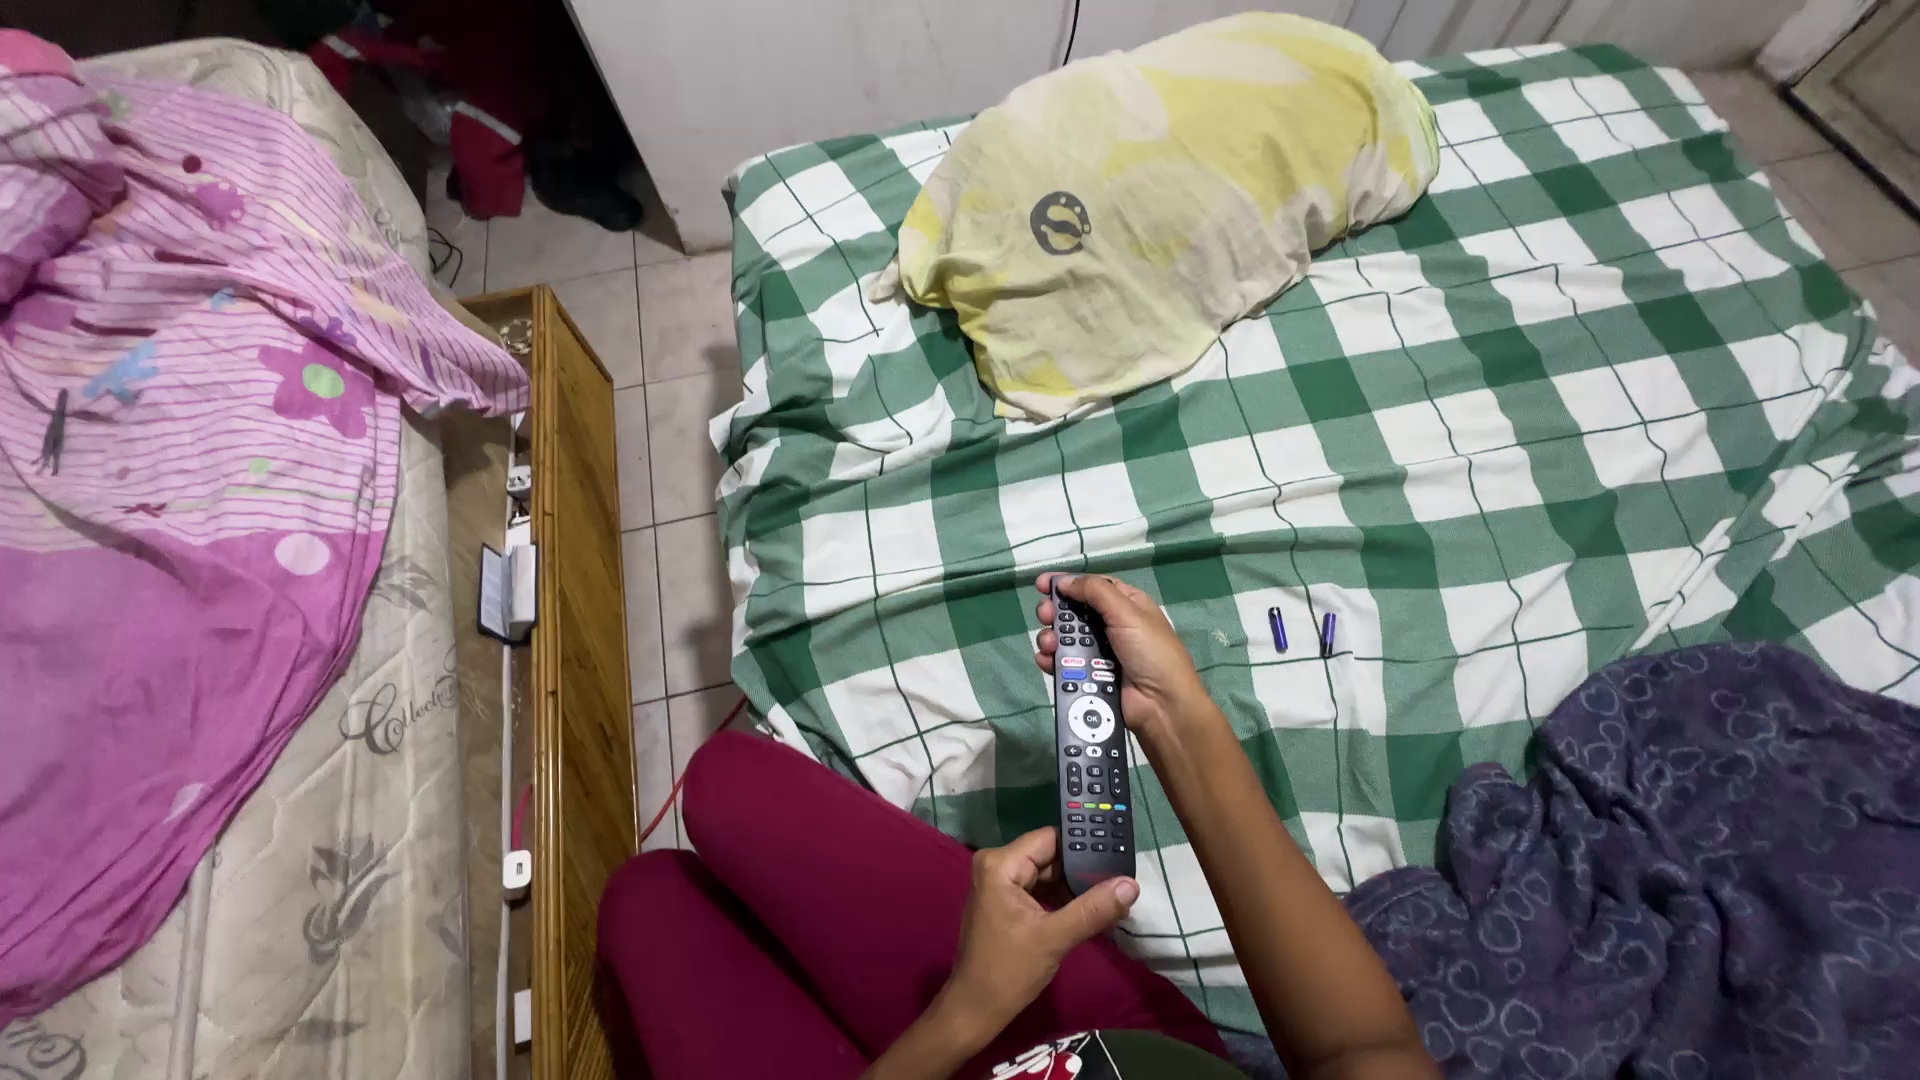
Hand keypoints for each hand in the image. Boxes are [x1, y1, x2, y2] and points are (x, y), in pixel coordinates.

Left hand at [943, 828, 1138, 1033]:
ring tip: (1112, 898)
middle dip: (1082, 871)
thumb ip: (1093, 909)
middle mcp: (997, 864)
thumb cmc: (1009, 971)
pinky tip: (1091, 911)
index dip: (1083, 846)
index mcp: (1001, 863)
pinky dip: (1063, 900)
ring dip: (1075, 888)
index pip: (1050, 839)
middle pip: (1049, 856)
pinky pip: (1039, 889)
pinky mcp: (1005, 900)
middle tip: (1120, 880)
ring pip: (1047, 874)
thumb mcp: (1055, 938)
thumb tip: (1131, 884)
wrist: (976, 1009)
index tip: (1116, 854)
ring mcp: (1000, 882)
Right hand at [1034, 572, 1209, 742]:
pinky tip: (1047, 660)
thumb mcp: (1128, 613)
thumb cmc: (1151, 652)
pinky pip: (1064, 663)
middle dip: (1054, 611)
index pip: (1092, 586)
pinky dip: (1052, 660)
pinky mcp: (1089, 675)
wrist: (1162, 704)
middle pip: (1073, 611)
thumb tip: (1064, 582)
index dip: (1067, 583)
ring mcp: (1099, 652)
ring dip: (1051, 637)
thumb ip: (1095, 591)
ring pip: (1064, 638)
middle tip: (1044, 615)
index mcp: (1126, 604)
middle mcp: (1111, 625)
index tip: (1041, 584)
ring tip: (1049, 644)